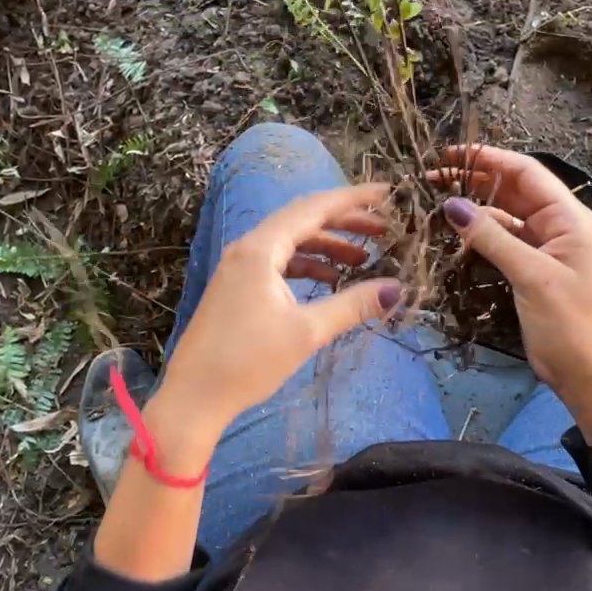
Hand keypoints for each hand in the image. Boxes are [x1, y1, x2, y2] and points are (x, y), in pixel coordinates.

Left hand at [147, 182, 403, 460]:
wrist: (194, 397)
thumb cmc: (248, 361)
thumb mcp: (306, 332)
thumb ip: (352, 305)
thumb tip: (397, 289)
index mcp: (261, 248)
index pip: (314, 208)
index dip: (353, 199)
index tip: (387, 194)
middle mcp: (248, 248)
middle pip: (303, 220)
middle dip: (344, 222)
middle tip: (383, 228)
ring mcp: (240, 267)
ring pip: (291, 243)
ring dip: (327, 246)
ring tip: (363, 260)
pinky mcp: (238, 286)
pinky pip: (279, 262)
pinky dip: (307, 265)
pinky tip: (330, 281)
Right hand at [431, 147, 591, 460]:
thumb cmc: (572, 326)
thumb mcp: (532, 277)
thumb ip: (492, 238)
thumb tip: (451, 205)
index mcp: (570, 219)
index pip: (527, 174)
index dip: (489, 159)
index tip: (451, 154)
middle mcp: (560, 227)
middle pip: (514, 192)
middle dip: (476, 181)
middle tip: (431, 178)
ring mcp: (548, 249)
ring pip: (507, 217)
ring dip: (475, 208)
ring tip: (436, 202)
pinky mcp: (535, 271)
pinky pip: (506, 242)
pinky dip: (481, 235)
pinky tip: (455, 234)